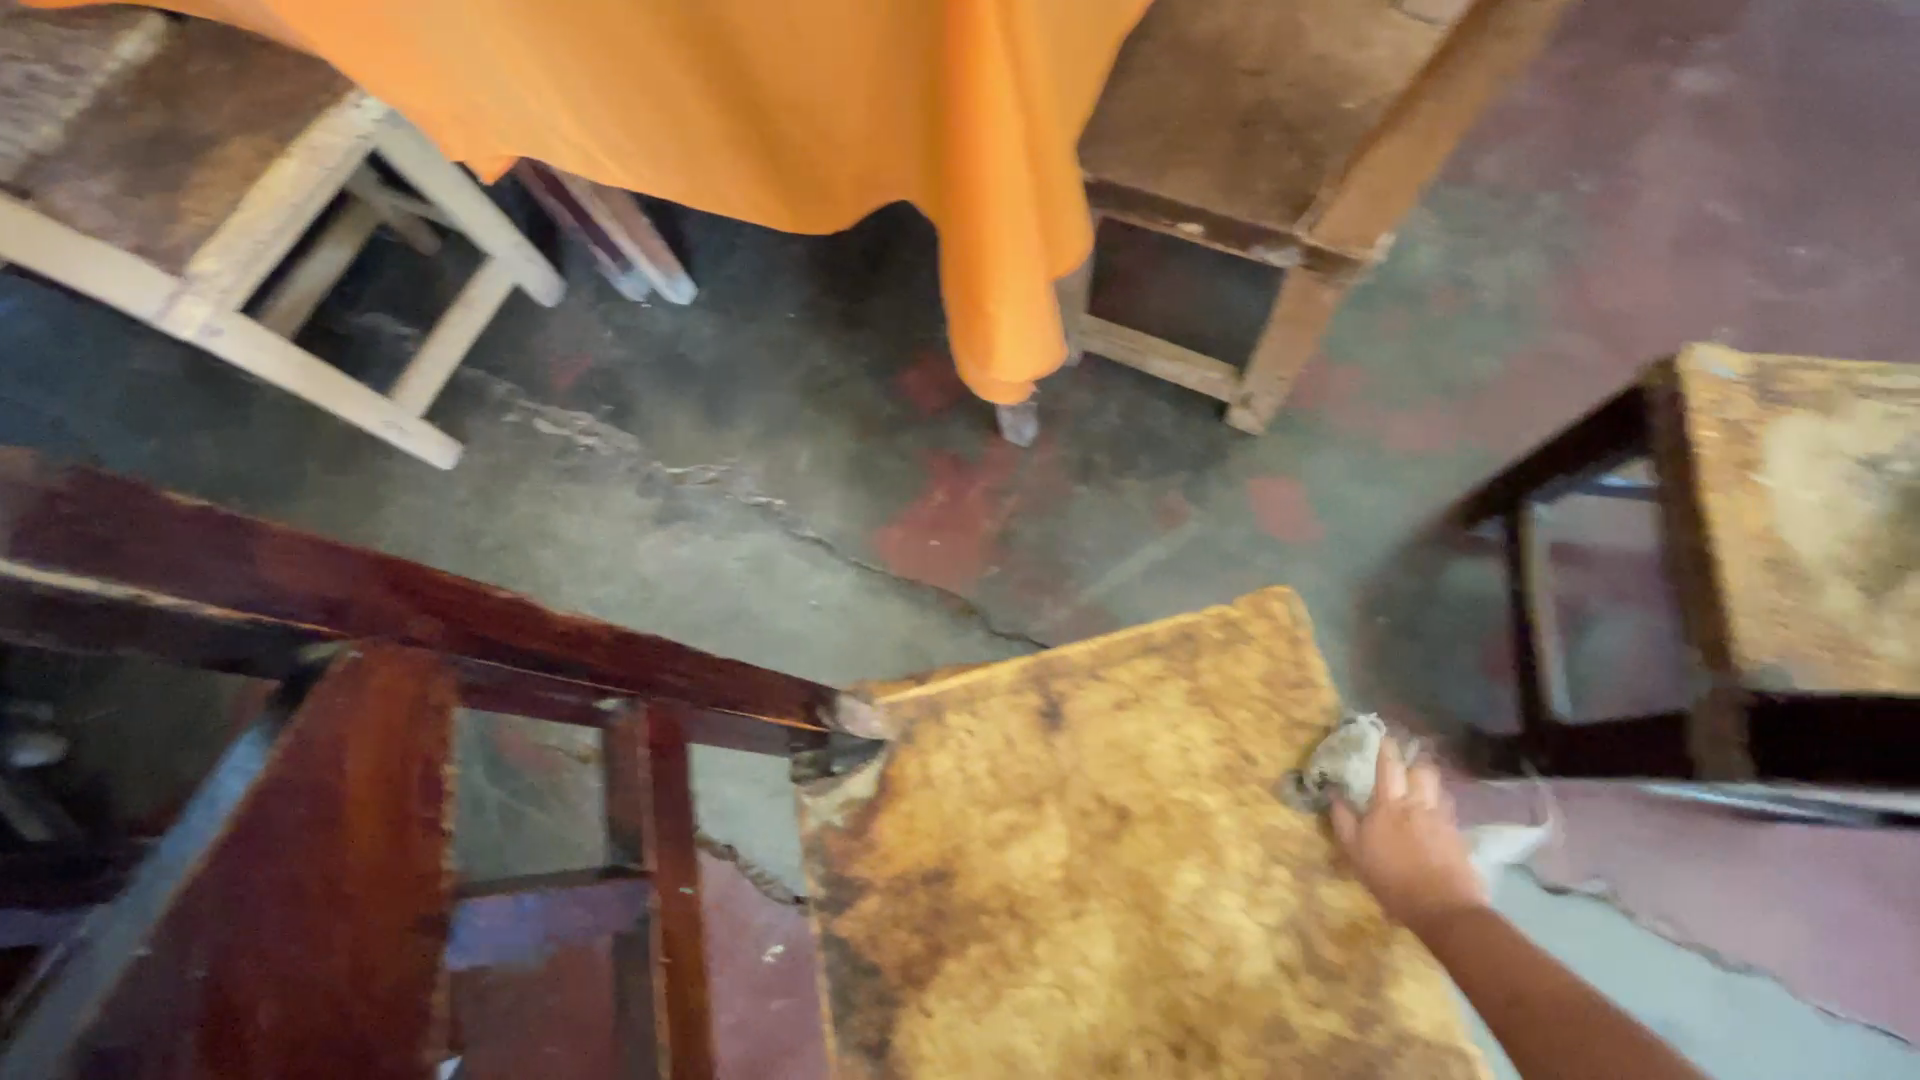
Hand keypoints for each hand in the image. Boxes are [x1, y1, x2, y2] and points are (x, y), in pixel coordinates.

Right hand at [1330, 737, 1488, 933]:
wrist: (1443, 908)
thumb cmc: (1391, 879)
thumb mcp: (1354, 852)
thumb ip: (1343, 820)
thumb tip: (1334, 794)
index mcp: (1389, 805)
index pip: (1389, 766)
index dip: (1387, 748)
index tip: (1385, 736)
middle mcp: (1419, 805)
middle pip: (1422, 770)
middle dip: (1415, 762)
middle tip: (1407, 762)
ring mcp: (1443, 820)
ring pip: (1439, 788)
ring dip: (1430, 783)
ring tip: (1423, 786)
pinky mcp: (1459, 837)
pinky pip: (1450, 811)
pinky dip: (1442, 807)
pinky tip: (1436, 817)